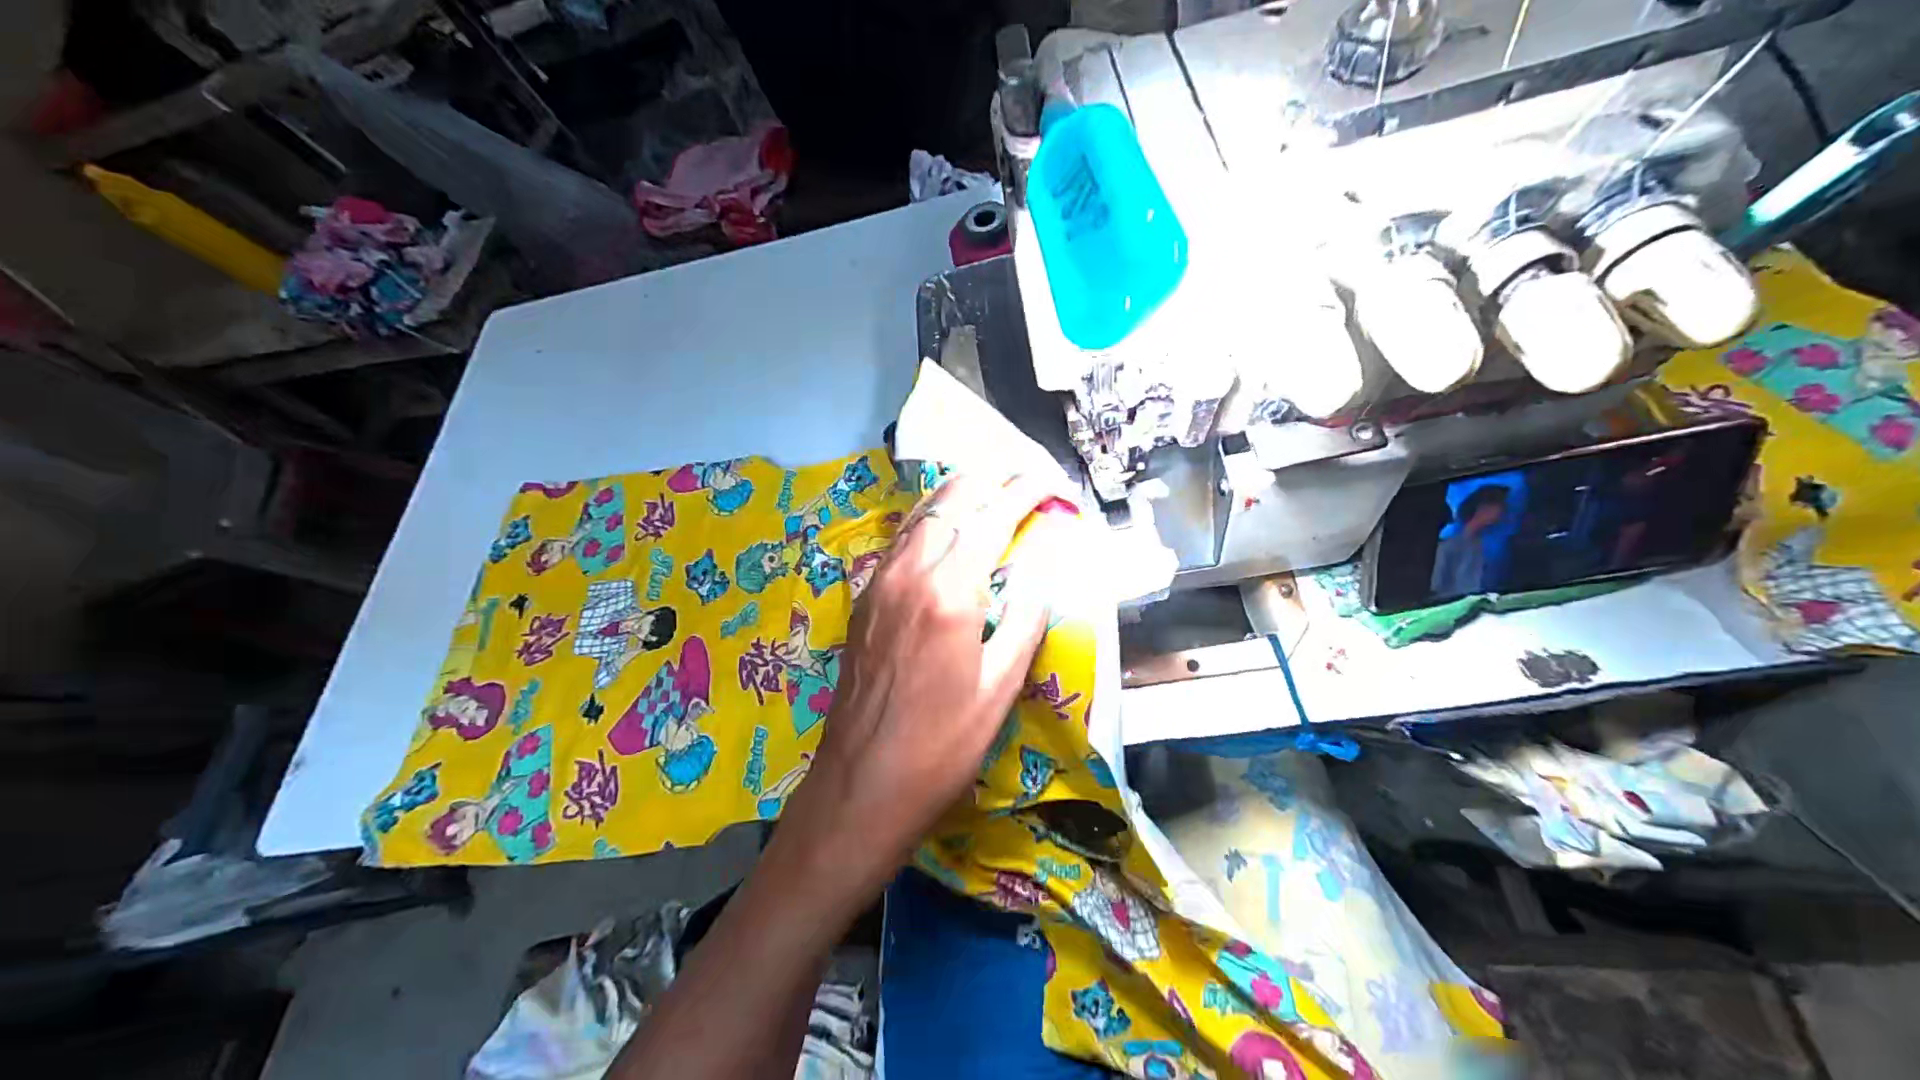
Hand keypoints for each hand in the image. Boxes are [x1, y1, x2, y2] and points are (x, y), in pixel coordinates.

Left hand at [774, 471, 1065, 897]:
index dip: (1023, 492)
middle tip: (1017, 471)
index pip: (991, 519)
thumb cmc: (941, 746)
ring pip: (917, 518)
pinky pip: (897, 543)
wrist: (861, 784)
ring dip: (953, 495)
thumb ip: (1024, 618)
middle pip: (947, 503)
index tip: (1047, 481)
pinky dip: (926, 522)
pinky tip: (941, 533)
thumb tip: (1043, 571)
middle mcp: (907, 574)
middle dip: (985, 478)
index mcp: (948, 592)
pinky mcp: (862, 603)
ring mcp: (877, 585)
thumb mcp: (1000, 687)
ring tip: (984, 487)